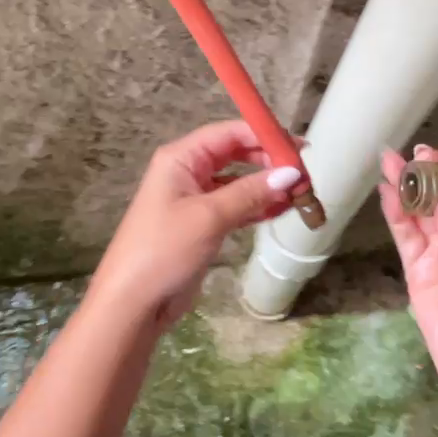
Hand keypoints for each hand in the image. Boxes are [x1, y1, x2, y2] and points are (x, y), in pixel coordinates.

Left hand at [90, 120, 302, 328]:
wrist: (133, 303)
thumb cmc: (165, 249)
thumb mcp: (209, 217)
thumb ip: (250, 192)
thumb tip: (291, 173)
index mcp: (181, 158)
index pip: (229, 133)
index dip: (264, 135)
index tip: (300, 148)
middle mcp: (187, 171)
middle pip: (235, 153)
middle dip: (269, 160)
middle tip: (304, 173)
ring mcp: (194, 198)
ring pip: (238, 180)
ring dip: (267, 185)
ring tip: (301, 193)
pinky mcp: (202, 224)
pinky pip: (236, 205)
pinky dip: (258, 206)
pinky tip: (282, 210)